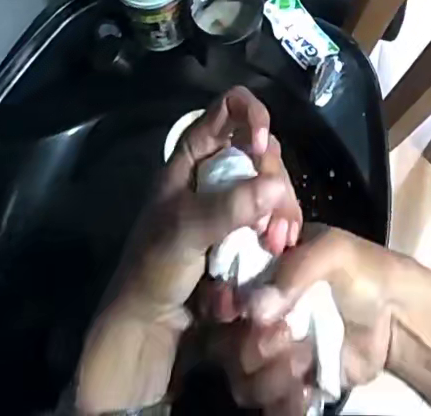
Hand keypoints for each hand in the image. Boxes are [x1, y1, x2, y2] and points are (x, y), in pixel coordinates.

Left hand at [75, 88, 301, 412]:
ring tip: (277, 242)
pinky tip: (280, 248)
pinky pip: (274, 214)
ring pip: (273, 182)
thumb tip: (275, 185)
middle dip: (274, 177)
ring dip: (282, 208)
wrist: (148, 323)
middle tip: (273, 217)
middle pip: (262, 147)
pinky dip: (281, 227)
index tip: (261, 147)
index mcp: (194, 154)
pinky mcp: (245, 227)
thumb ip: (226, 207)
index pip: (229, 107)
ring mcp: (233, 198)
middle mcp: (217, 168)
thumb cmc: (153, 266)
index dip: (251, 115)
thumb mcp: (184, 231)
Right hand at [213, 226, 430, 414]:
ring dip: (272, 375)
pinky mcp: (290, 383)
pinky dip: (285, 403)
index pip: (221, 289)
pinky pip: (268, 405)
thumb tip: (253, 310)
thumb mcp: (333, 250)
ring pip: (243, 379)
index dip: (221, 304)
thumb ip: (294, 271)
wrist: (398, 317)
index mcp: (262, 269)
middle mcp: (258, 310)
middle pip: (224, 342)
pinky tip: (309, 389)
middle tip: (287, 336)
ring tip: (305, 361)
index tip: (236, 312)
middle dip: (252, 346)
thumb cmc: (363, 270)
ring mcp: (273, 350)